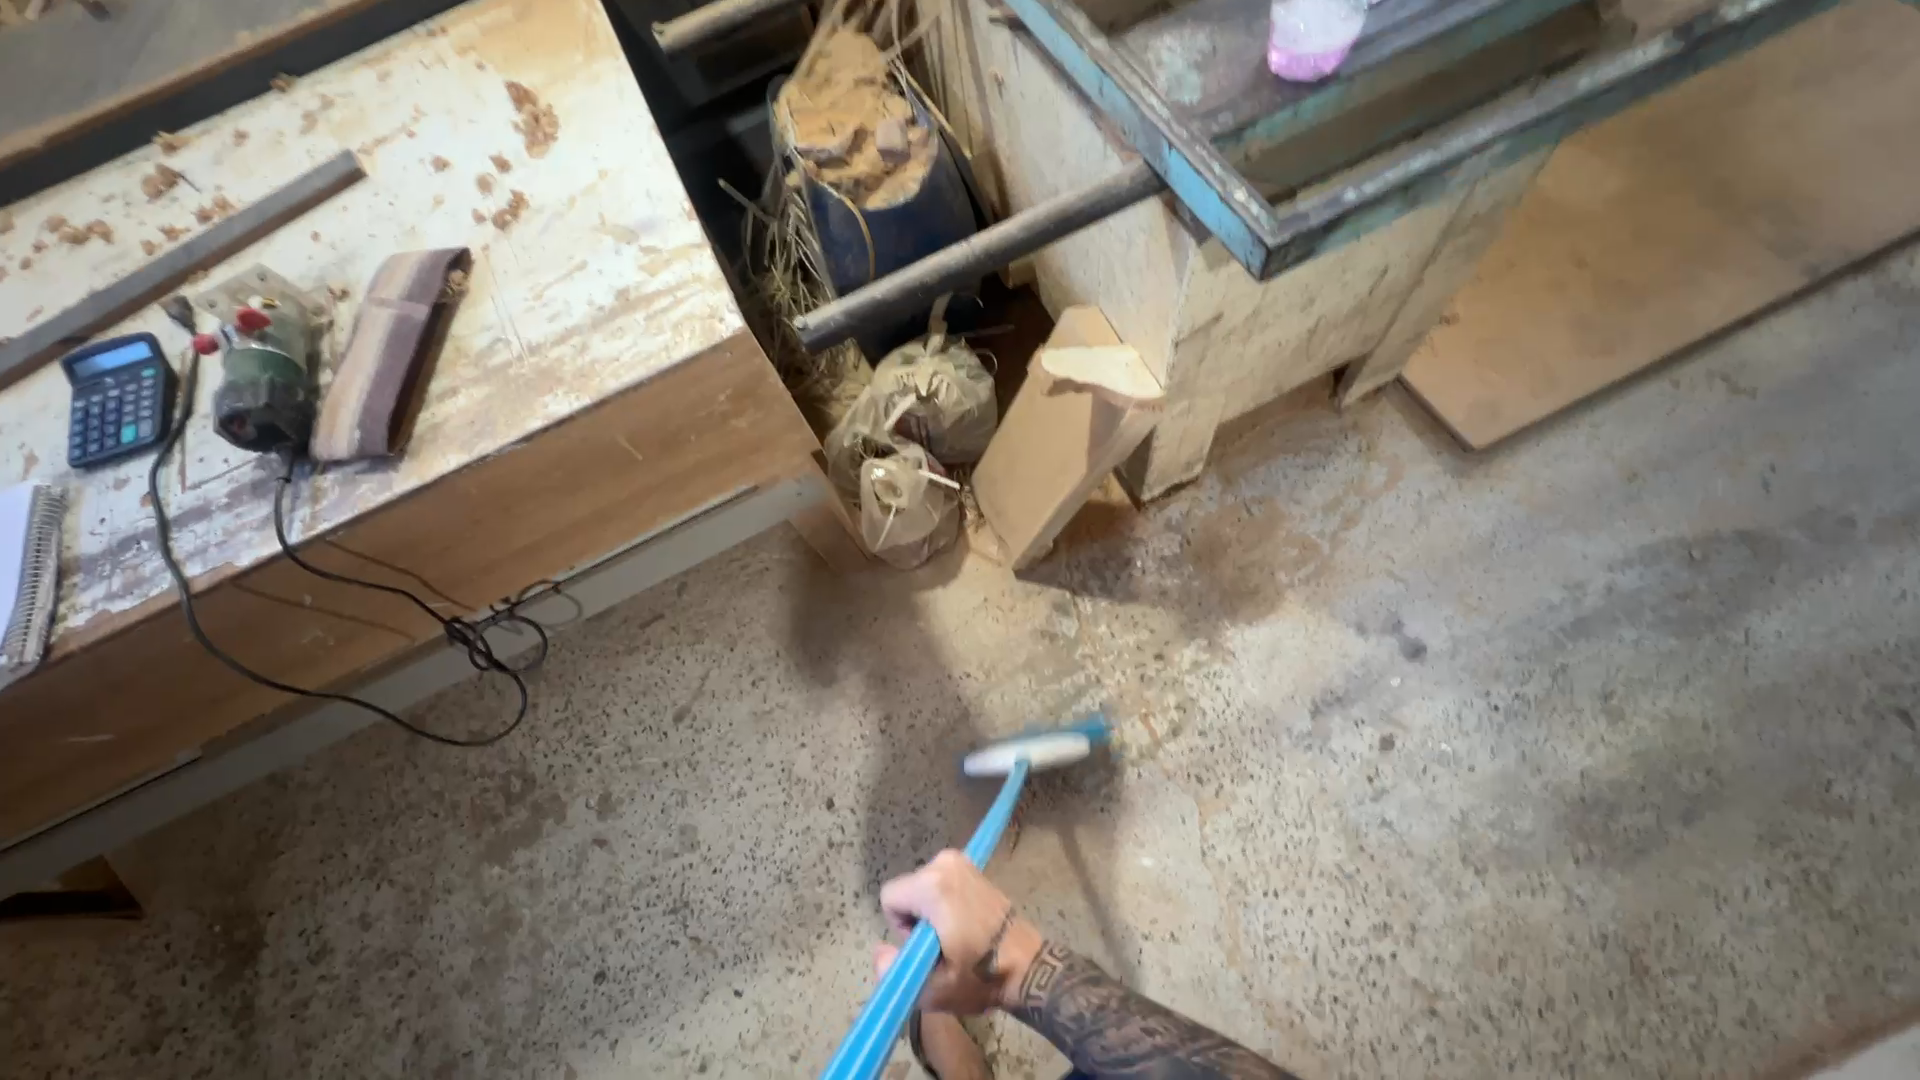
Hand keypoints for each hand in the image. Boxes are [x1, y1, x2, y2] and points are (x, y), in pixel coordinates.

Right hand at [873, 850, 1044, 1013]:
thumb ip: (894, 972)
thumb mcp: (933, 989)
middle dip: (915, 918)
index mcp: (932, 885)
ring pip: (922, 887)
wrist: (1028, 965)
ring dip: (930, 911)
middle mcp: (944, 862)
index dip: (901, 927)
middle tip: (941, 945)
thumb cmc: (981, 976)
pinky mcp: (973, 867)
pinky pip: (941, 882)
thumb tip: (879, 951)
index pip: (890, 897)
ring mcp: (961, 860)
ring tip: (955, 936)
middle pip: (907, 890)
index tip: (924, 947)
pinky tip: (964, 924)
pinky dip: (945, 902)